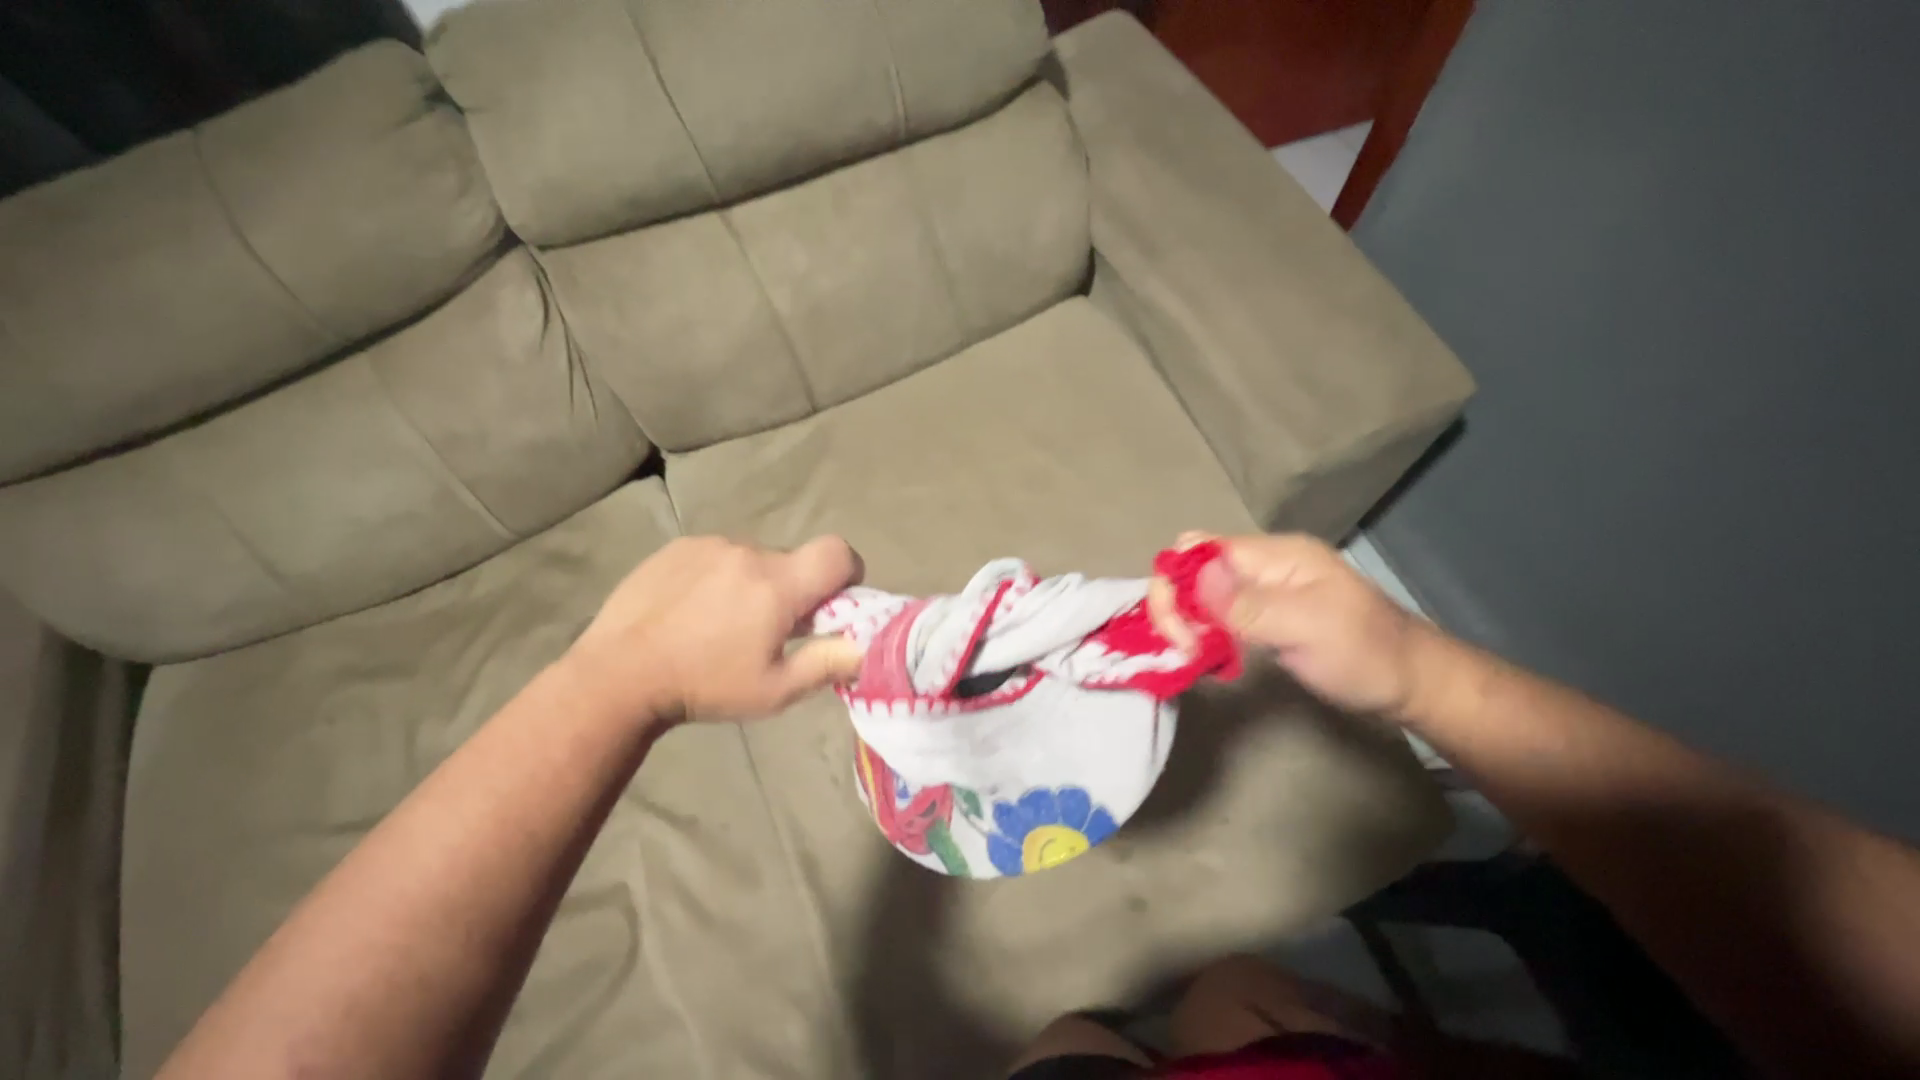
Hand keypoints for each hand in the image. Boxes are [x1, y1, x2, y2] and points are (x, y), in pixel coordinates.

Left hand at [565, 535, 866, 724]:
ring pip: (753, 559)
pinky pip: (717, 555)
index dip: (847, 574)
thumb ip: (828, 664)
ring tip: (720, 623)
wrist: (619, 674)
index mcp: (778, 585)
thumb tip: (865, 647)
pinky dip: (718, 577)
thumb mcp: (774, 691)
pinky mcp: (677, 547)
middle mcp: (749, 552)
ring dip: (752, 583)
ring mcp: (709, 545)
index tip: (830, 606)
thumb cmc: (705, 686)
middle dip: (793, 590)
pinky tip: (691, 610)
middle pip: (793, 561)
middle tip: (767, 631)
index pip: (839, 552)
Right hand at [1150, 532, 1433, 716]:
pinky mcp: (1265, 616)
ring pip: (1201, 592)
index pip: (1197, 549)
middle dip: (1175, 605)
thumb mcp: (1307, 628)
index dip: (1176, 587)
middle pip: (1192, 567)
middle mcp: (1264, 565)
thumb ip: (1247, 602)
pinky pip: (1217, 613)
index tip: (1181, 636)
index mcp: (1275, 555)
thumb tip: (1191, 572)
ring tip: (1193, 657)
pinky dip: (1202, 631)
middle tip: (1185, 651)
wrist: (1414, 684)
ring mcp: (1264, 590)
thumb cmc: (1366, 656)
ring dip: (1186, 621)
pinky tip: (1207, 655)